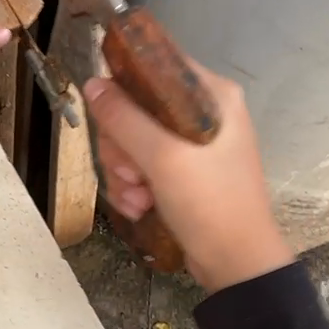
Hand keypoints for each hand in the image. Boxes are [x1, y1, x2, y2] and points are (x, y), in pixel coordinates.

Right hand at [84, 61, 293, 290]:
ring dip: (124, 173)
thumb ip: (124, 119)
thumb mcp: (162, 158)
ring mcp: (191, 145)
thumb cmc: (209, 202)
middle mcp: (203, 113)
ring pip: (132, 142)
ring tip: (138, 196)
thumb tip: (92, 83)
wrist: (235, 262)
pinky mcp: (182, 173)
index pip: (156, 66)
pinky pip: (140, 167)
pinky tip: (140, 206)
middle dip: (122, 146)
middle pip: (135, 109)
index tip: (109, 117)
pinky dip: (133, 188)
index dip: (125, 87)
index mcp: (211, 95)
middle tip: (131, 171)